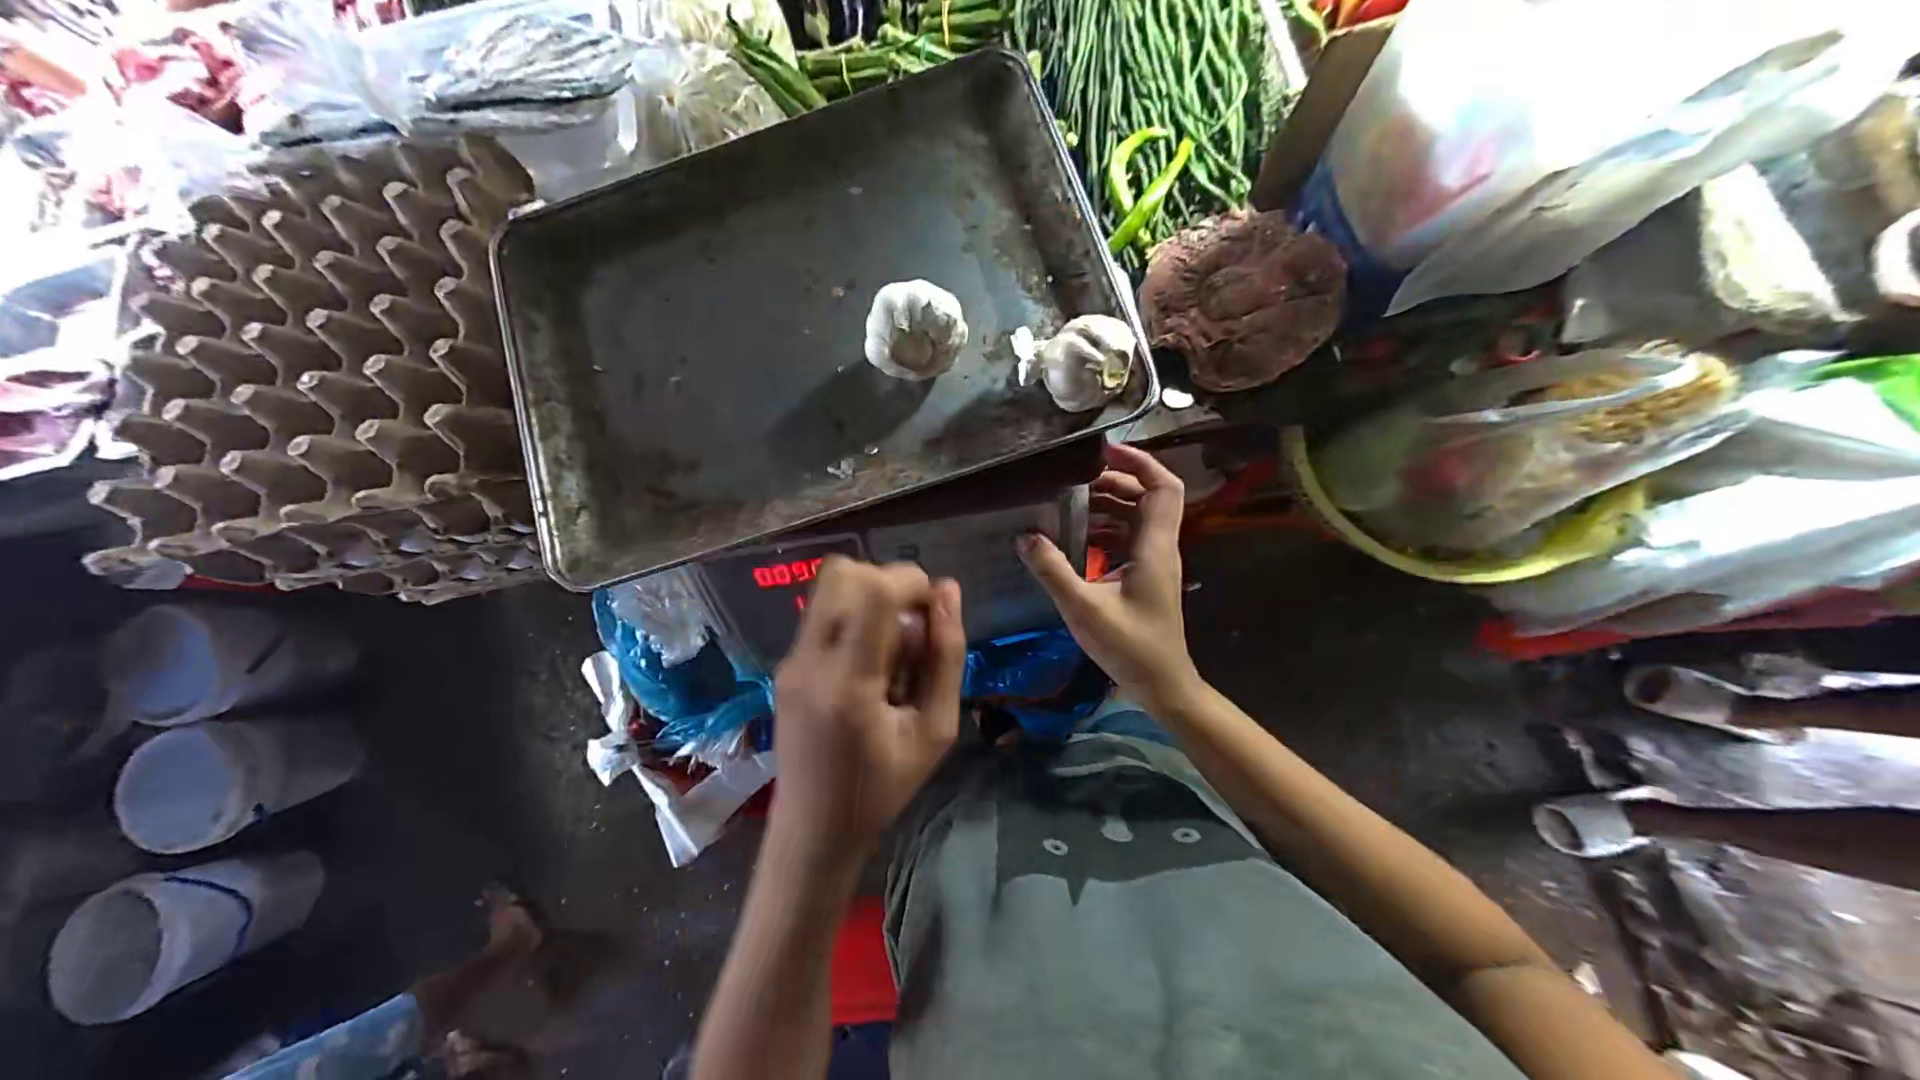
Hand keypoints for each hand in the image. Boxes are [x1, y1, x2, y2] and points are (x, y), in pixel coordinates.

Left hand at [770, 558, 965, 863]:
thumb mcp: (936, 731)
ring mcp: (790, 661)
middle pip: (844, 572)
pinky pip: (822, 612)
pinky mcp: (785, 665)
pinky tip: (869, 663)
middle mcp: (809, 661)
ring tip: (891, 646)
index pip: (873, 590)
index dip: (912, 583)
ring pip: (829, 586)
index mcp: (848, 683)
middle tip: (912, 627)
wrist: (814, 829)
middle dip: (889, 584)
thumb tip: (949, 591)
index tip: (933, 612)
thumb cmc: (884, 788)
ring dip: (870, 598)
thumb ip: (946, 657)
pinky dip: (853, 616)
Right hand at [1017, 442, 1200, 714]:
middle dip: (1113, 481)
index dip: (1139, 461)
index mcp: (1154, 547)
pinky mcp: (1145, 577)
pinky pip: (1127, 539)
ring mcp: (1154, 563)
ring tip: (1069, 503)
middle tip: (1074, 480)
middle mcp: (1159, 548)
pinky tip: (1075, 538)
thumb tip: (1025, 536)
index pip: (1163, 487)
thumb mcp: (1084, 608)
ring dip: (1108, 505)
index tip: (1103, 452)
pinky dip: (1104, 530)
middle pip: (1147, 496)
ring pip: (1136, 517)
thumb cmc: (1131, 648)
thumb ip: (1053, 571)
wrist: (1162, 684)